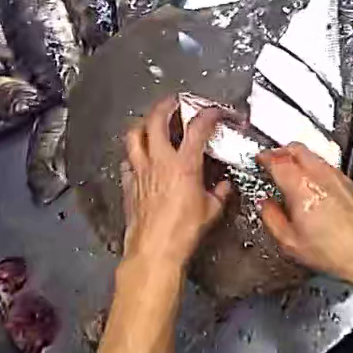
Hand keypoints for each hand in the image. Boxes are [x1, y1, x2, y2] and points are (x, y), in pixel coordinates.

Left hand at [120, 97, 233, 273]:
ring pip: (134, 135)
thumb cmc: (182, 232)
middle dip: (166, 105)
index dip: (209, 114)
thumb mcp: (211, 210)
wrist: (154, 250)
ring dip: (143, 123)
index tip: (215, 112)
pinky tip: (140, 157)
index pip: (197, 127)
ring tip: (151, 121)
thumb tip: (224, 186)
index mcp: (183, 164)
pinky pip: (128, 160)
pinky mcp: (129, 183)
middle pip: (156, 119)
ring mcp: (140, 170)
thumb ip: (219, 193)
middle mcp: (159, 161)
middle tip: (174, 102)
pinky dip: (134, 154)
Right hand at [256, 143, 352, 301]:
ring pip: (312, 155)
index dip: (263, 157)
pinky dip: (314, 168)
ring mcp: (337, 176)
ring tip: (290, 173)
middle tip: (271, 161)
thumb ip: (271, 219)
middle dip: (280, 152)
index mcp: (300, 185)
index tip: (258, 160)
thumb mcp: (290, 242)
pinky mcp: (350, 183)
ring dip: (298, 158)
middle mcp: (319, 174)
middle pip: (295, 148)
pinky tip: (312, 185)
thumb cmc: (338, 252)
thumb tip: (265, 206)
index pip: (276, 160)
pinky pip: (326, 166)